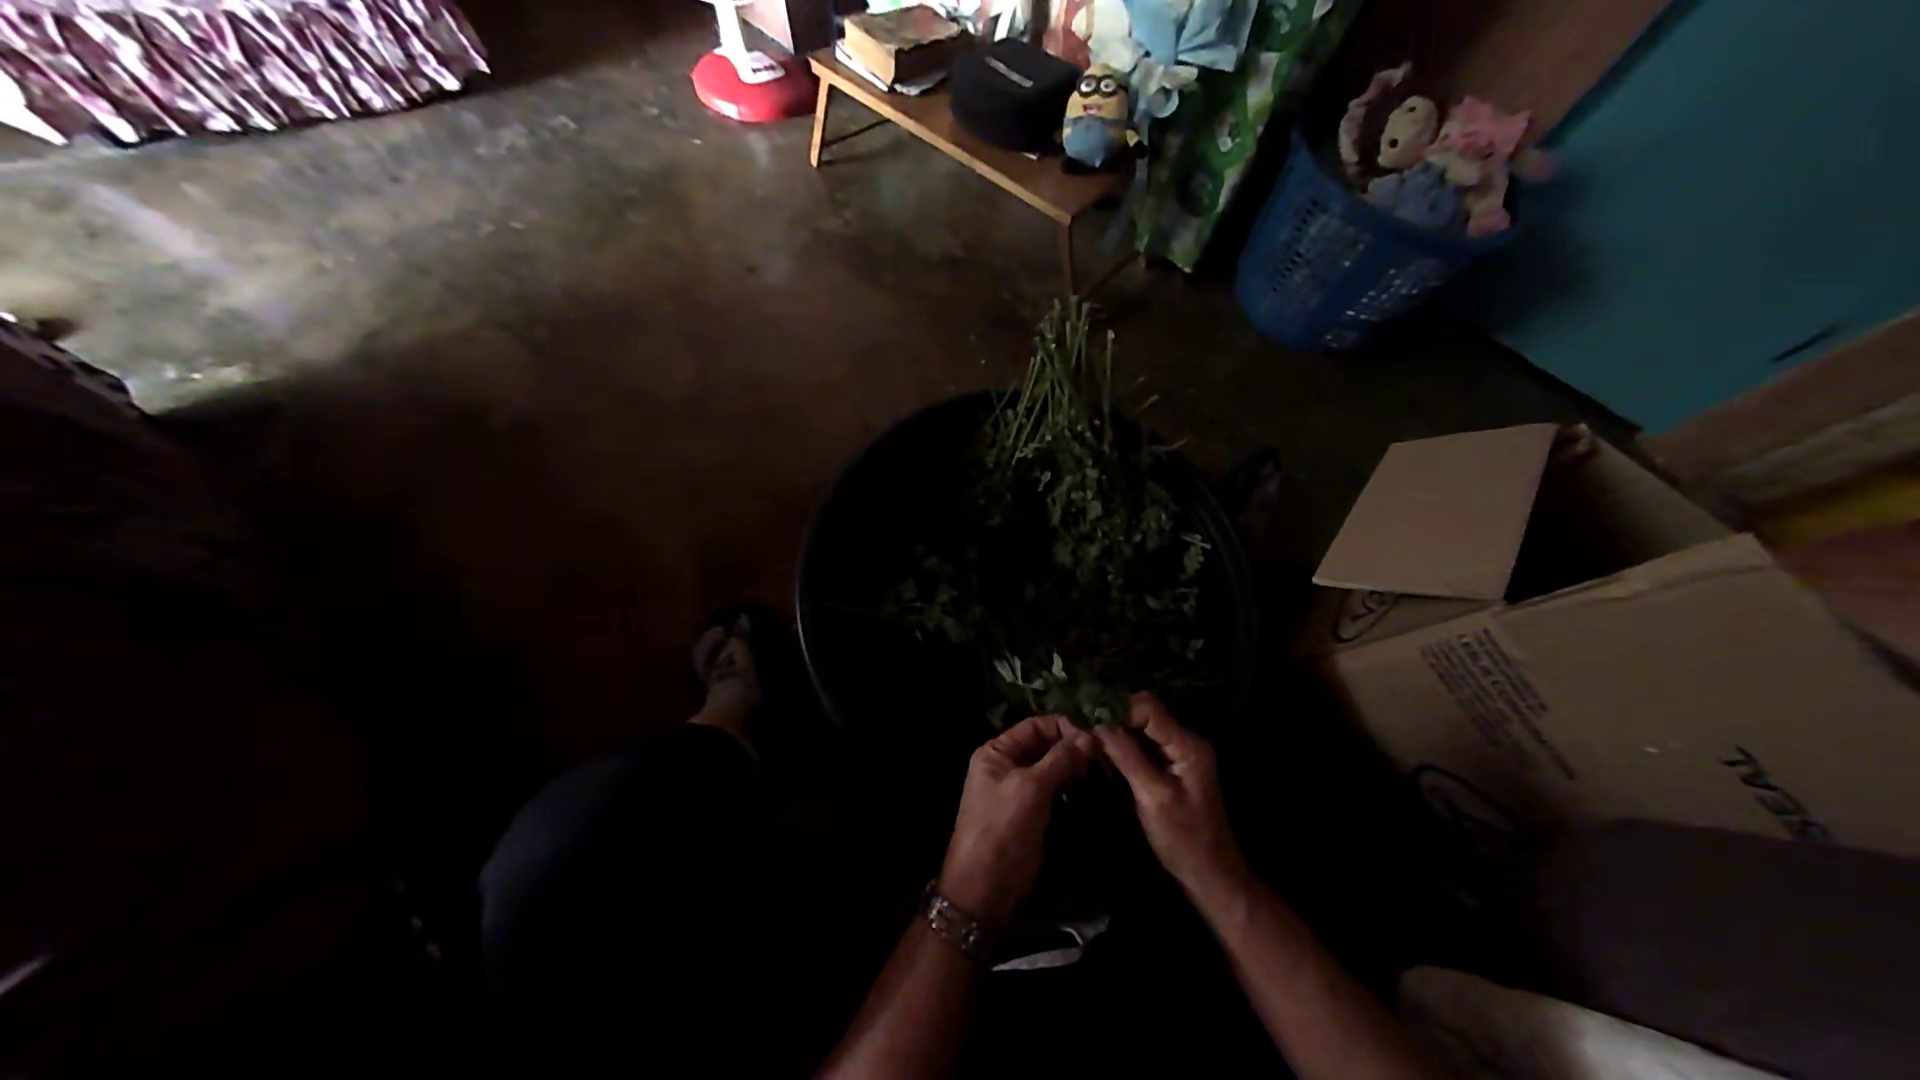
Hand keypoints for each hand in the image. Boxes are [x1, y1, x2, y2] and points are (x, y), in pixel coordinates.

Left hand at [939, 714, 1095, 925]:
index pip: (1034, 725)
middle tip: (1101, 757)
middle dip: (1070, 747)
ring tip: (1098, 771)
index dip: (1063, 728)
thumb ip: (1060, 759)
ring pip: (1049, 767)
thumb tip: (1090, 736)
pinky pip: (1051, 789)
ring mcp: (1016, 789)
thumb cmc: (1003, 829)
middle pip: (1043, 744)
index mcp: (996, 752)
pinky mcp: (1029, 812)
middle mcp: (1005, 765)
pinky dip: (1068, 785)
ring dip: (1072, 766)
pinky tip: (1088, 787)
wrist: (984, 887)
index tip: (1094, 739)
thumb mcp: (1031, 789)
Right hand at [1094, 692, 1248, 898]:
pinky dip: (1125, 746)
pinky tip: (1104, 753)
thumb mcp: (1152, 796)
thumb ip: (1127, 756)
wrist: (1209, 874)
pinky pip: (1144, 744)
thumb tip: (1098, 724)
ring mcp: (1179, 754)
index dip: (1119, 711)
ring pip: (1142, 727)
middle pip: (1145, 712)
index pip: (1148, 707)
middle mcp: (1185, 741)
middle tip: (1085, 731)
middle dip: (1115, 718)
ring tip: (1089, 740)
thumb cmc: (1183, 838)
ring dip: (1117, 732)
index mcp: (1187, 745)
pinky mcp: (1171, 766)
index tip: (1091, 725)